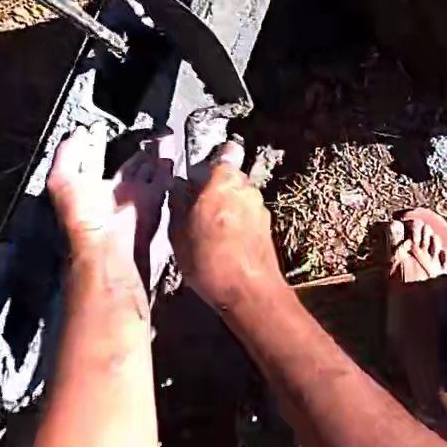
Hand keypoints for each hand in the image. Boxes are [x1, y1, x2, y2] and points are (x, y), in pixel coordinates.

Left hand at [47, 124, 174, 283]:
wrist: (107, 241)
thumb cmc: (80, 212)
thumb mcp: (61, 180)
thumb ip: (67, 154)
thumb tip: (78, 132)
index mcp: (88, 186)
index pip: (93, 159)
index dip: (94, 142)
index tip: (97, 126)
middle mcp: (113, 190)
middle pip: (124, 166)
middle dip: (130, 150)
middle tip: (138, 133)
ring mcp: (135, 193)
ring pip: (145, 170)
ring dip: (151, 156)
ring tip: (158, 138)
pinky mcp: (153, 197)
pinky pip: (162, 177)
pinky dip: (166, 166)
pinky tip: (169, 152)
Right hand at [169, 140, 282, 310]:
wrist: (249, 293)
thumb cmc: (210, 260)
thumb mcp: (179, 232)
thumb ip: (179, 203)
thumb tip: (179, 188)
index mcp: (224, 181)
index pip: (224, 154)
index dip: (210, 164)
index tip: (196, 179)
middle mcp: (247, 188)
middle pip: (230, 179)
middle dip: (215, 189)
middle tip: (196, 209)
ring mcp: (260, 209)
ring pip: (239, 199)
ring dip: (227, 209)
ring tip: (209, 233)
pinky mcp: (267, 229)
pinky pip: (246, 218)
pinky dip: (236, 226)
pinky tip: (224, 246)